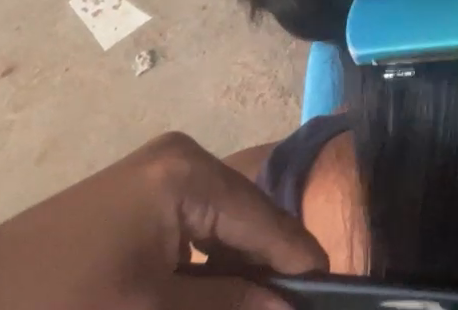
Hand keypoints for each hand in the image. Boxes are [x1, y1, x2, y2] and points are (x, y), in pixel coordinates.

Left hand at [0, 132, 325, 309]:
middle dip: (262, 281)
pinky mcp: (128, 209)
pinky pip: (186, 244)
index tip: (329, 306)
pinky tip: (201, 304)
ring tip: (246, 309)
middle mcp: (181, 162)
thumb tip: (293, 307)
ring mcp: (152, 183)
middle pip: (249, 227)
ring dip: (230, 284)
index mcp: (190, 171)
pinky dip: (198, 280)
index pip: (272, 222)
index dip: (301, 271)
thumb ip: (230, 306)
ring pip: (220, 239)